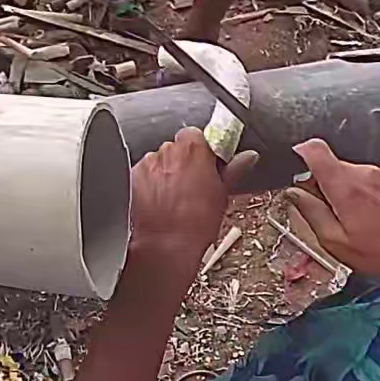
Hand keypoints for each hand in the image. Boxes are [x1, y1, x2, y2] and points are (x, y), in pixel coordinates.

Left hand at [127, 127, 256, 280]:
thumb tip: (247, 157)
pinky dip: (149, 184)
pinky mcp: (132, 177)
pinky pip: (144, 174)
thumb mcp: (222, 195)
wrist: (164, 246)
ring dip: (165, 173)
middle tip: (192, 185)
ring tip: (173, 199)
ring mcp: (147, 163)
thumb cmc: (195, 224)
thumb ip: (233, 170)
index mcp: (193, 149)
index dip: (201, 151)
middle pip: (176, 148)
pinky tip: (158, 203)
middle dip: (183, 162)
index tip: (207, 165)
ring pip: (159, 161)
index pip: (196, 135)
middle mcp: (167, 151)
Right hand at [283, 139, 379, 293]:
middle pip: (329, 164)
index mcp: (345, 187)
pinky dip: (355, 192)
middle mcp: (364, 174)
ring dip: (338, 189)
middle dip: (319, 184)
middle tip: (323, 210)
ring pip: (345, 172)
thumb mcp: (334, 241)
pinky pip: (362, 178)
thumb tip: (294, 195)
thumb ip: (310, 212)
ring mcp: (379, 175)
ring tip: (347, 217)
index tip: (295, 165)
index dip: (300, 154)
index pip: (316, 150)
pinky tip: (363, 216)